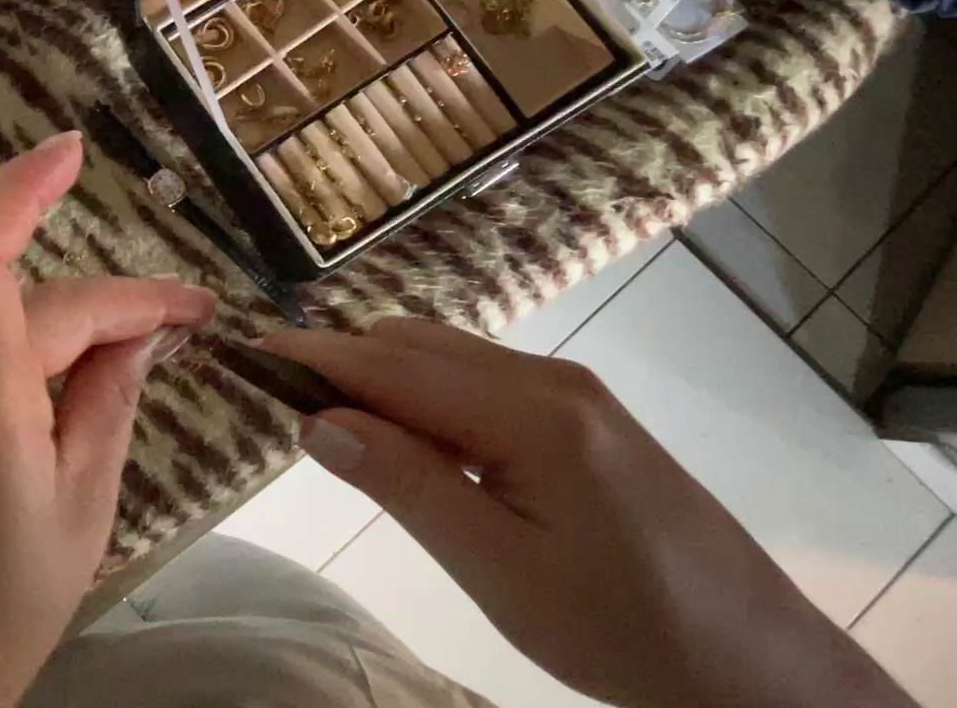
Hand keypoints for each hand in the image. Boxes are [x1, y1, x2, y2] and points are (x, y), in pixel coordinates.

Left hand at [0, 132, 216, 707]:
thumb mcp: (80, 514)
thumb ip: (108, 405)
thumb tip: (141, 334)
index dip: (17, 190)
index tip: (73, 150)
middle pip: (22, 301)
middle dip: (112, 303)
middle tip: (191, 324)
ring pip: (0, 325)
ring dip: (72, 332)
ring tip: (143, 364)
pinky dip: (31, 358)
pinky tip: (72, 398)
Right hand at [259, 319, 914, 707]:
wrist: (764, 669)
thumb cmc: (623, 629)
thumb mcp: (499, 570)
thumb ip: (404, 484)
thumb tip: (315, 419)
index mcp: (530, 415)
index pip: (391, 366)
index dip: (315, 356)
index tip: (250, 352)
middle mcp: (546, 378)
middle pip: (410, 344)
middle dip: (340, 361)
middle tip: (287, 403)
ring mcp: (565, 386)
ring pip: (438, 350)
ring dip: (378, 373)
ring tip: (341, 423)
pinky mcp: (575, 406)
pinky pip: (471, 371)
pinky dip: (418, 387)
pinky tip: (413, 436)